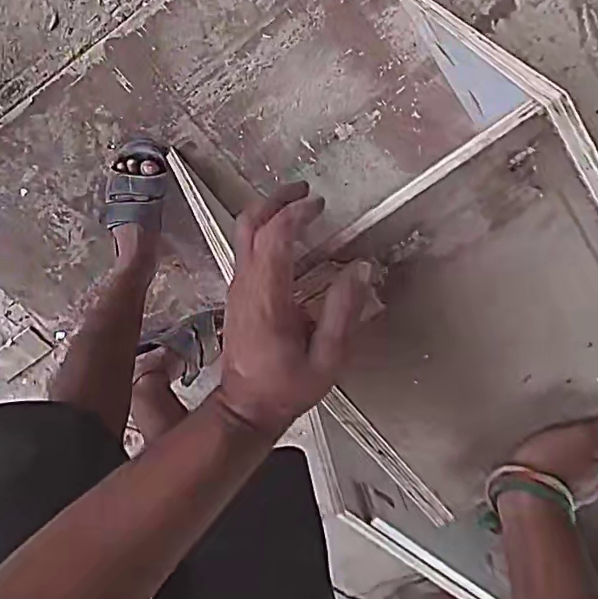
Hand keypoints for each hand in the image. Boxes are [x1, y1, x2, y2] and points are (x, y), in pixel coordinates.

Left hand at [213, 183, 374, 434]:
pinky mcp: (237, 294)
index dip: (295, 213)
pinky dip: (266, 232)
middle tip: (304, 191)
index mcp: (267, 297)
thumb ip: (344, 312)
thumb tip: (360, 271)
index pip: (274, 238)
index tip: (318, 205)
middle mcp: (246, 286)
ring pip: (243, 234)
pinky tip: (288, 239)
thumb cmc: (283, 388)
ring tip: (299, 207)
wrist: (244, 407)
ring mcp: (237, 288)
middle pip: (249, 224)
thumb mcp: (327, 357)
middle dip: (276, 200)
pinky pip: (246, 250)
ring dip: (269, 213)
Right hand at [506, 408, 597, 506]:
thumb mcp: (585, 435)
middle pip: (589, 466)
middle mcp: (591, 487)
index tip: (583, 430)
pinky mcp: (545, 497)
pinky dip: (546, 475)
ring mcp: (569, 494)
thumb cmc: (554, 463)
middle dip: (577, 455)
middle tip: (564, 440)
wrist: (525, 491)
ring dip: (561, 466)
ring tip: (546, 453)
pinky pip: (550, 482)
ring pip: (570, 476)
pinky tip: (534, 467)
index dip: (592, 439)